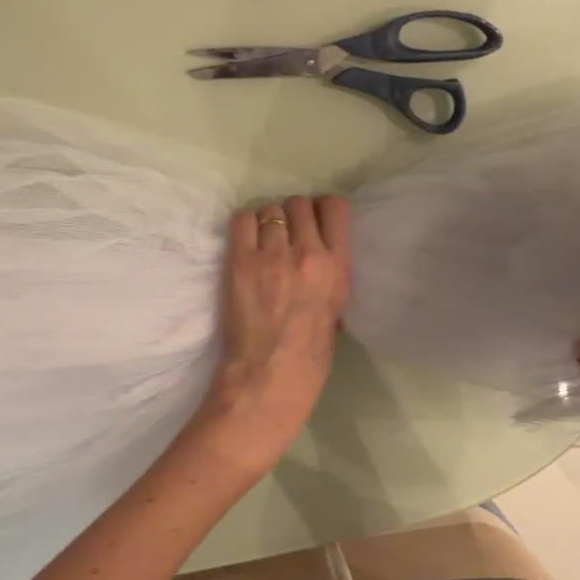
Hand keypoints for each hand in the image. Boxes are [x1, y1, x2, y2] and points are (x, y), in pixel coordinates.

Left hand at [188, 195, 352, 474]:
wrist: (269, 375)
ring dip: (266, 223)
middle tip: (283, 236)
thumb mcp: (337, 309)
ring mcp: (272, 254)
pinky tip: (245, 245)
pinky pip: (242, 219)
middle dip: (291, 215)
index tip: (312, 221)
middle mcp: (308, 253)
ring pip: (270, 210)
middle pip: (298, 203)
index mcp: (338, 266)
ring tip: (261, 245)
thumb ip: (328, 274)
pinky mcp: (241, 261)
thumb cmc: (309, 355)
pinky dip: (244, 226)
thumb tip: (316, 253)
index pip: (334, 206)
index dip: (320, 208)